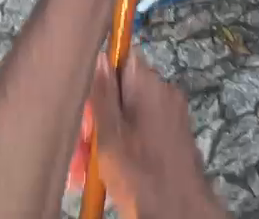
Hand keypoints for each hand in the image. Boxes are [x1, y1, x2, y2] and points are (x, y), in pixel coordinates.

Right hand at [85, 51, 225, 218]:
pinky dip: (123, 145)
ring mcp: (171, 111)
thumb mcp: (110, 136)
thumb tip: (100, 55)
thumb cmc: (140, 172)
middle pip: (120, 92)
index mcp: (149, 83)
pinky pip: (142, 129)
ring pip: (128, 115)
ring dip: (105, 138)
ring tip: (85, 173)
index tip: (85, 113)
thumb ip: (103, 95)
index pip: (120, 61)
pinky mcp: (174, 132)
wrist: (179, 210)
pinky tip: (106, 174)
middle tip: (79, 155)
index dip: (98, 83)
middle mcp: (163, 90)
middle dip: (96, 120)